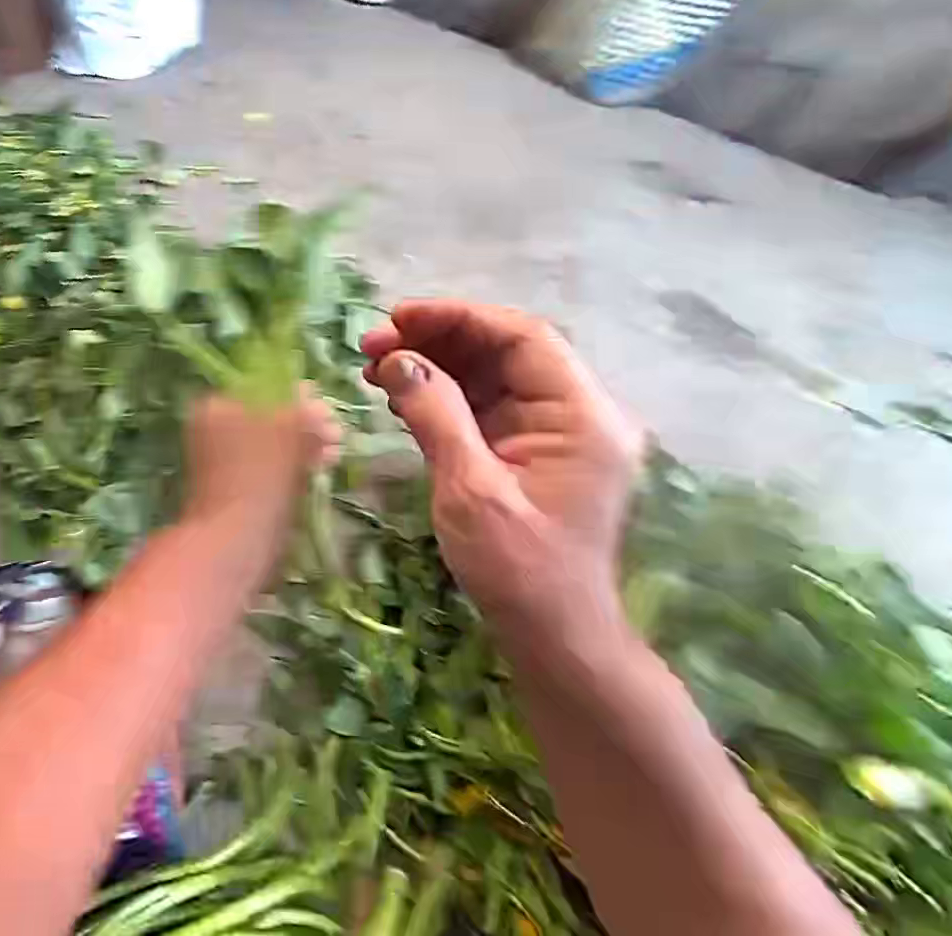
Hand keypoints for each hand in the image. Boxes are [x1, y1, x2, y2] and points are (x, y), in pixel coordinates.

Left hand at [180, 388, 339, 527]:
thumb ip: (300, 411)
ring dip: (305, 446)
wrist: (236, 541)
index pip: (261, 391)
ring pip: (272, 445)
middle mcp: (213, 431)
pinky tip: (323, 467)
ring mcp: (224, 462)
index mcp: (215, 407)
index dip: (296, 398)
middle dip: (305, 425)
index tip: (326, 409)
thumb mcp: (286, 432)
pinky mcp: (237, 489)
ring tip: (334, 454)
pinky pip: (270, 468)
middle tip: (336, 434)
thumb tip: (309, 391)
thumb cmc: (258, 477)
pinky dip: (294, 467)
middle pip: (268, 418)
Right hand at [361, 300, 642, 645]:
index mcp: (581, 416)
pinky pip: (479, 404)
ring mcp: (549, 431)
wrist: (551, 633)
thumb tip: (397, 360)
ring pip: (486, 374)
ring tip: (372, 365)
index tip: (398, 318)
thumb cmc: (518, 568)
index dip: (459, 318)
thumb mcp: (470, 490)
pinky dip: (437, 394)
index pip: (523, 338)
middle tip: (370, 343)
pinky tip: (396, 393)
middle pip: (502, 350)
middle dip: (435, 340)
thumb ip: (436, 416)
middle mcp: (573, 412)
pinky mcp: (523, 449)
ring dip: (430, 364)